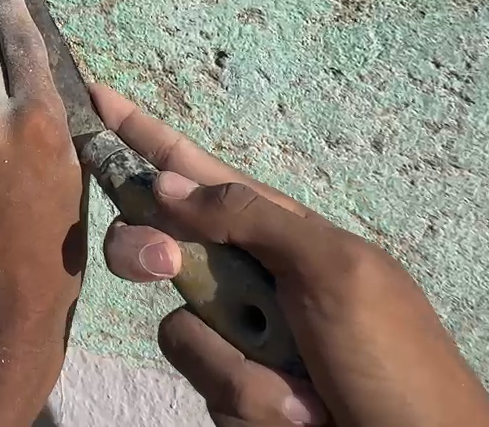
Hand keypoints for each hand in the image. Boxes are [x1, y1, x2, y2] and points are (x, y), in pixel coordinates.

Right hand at [91, 85, 488, 426]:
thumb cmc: (395, 363)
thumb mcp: (335, 273)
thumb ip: (247, 217)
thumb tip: (164, 183)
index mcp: (272, 229)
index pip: (191, 167)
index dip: (140, 131)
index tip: (94, 93)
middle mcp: (243, 273)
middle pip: (155, 239)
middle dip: (145, 252)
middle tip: (163, 270)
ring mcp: (237, 333)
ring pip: (178, 325)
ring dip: (238, 363)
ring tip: (300, 395)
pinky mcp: (233, 386)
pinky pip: (206, 380)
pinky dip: (252, 401)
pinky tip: (299, 416)